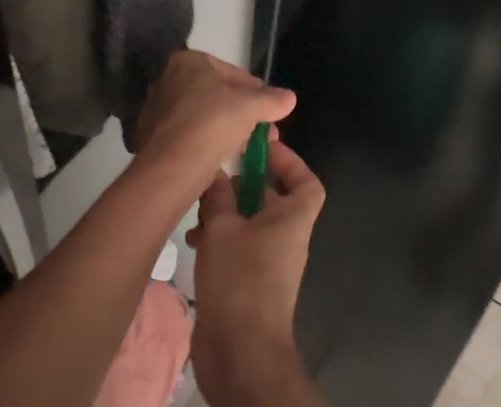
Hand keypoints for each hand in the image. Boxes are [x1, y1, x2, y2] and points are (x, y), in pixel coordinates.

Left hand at [131, 49, 295, 184]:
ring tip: (248, 146)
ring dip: (226, 127)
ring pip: (202, 114)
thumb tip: (290, 97)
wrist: (171, 166)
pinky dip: (206, 140)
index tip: (270, 107)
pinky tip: (223, 155)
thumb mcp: (250, 108)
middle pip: (215, 93)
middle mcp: (167, 78)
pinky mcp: (152, 135)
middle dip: (242, 111)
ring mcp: (157, 108)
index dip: (255, 90)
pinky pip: (188, 133)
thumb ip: (270, 100)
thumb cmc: (212, 123)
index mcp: (188, 61)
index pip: (230, 71)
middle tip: (264, 129)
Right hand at [188, 140, 324, 405]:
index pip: (308, 182)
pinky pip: (237, 247)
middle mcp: (286, 238)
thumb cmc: (239, 281)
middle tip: (214, 175)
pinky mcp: (249, 282)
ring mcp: (268, 262)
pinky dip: (218, 239)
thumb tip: (218, 173)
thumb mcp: (222, 229)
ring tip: (196, 213)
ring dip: (224, 213)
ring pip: (249, 223)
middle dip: (242, 185)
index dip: (289, 161)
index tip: (261, 147)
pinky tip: (192, 241)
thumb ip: (219, 196)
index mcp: (293, 219)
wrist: (241, 353)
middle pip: (272, 199)